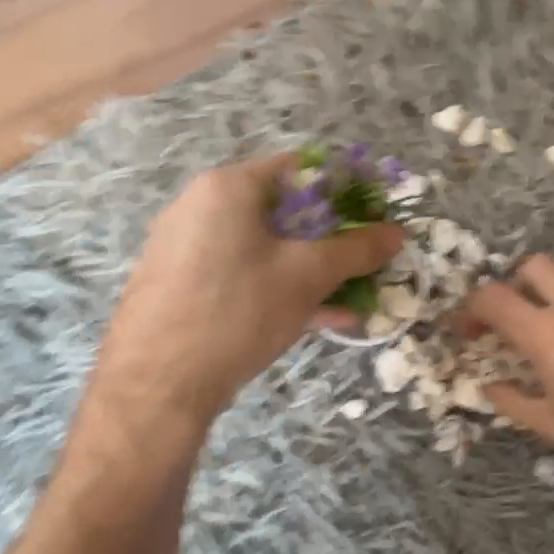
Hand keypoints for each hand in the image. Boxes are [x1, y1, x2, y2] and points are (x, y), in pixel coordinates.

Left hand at [98, 153, 402, 418]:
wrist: (157, 384)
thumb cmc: (238, 311)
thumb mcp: (308, 277)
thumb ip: (356, 250)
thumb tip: (396, 233)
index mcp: (228, 187)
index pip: (299, 169)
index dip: (344, 190)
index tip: (373, 219)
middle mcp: (200, 206)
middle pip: (282, 211)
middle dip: (331, 238)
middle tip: (365, 263)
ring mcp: (185, 247)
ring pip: (265, 248)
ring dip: (311, 270)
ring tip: (351, 299)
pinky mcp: (180, 285)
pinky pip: (242, 275)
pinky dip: (279, 288)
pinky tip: (317, 319)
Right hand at [462, 255, 553, 503]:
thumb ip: (516, 401)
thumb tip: (490, 386)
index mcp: (549, 337)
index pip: (493, 298)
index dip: (470, 309)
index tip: (467, 331)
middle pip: (533, 267)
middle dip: (513, 286)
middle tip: (510, 322)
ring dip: (551, 295)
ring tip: (552, 334)